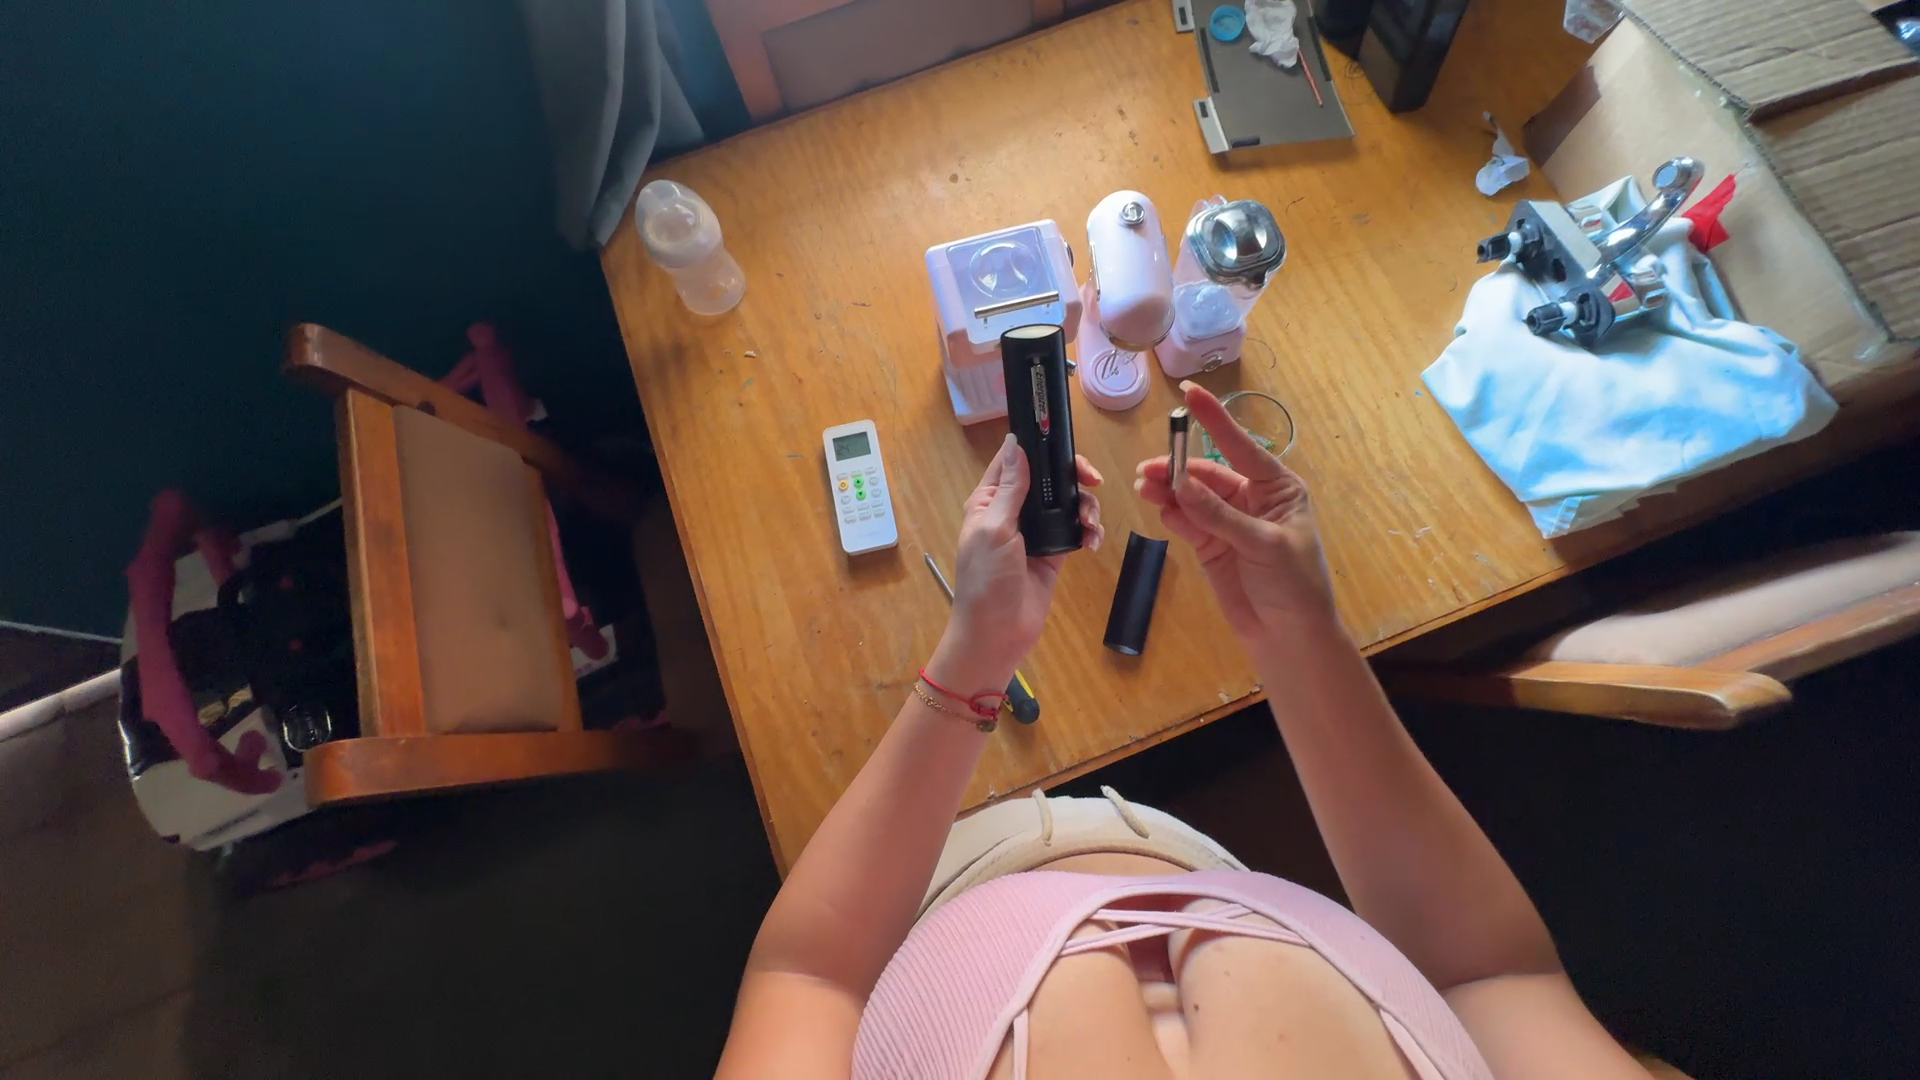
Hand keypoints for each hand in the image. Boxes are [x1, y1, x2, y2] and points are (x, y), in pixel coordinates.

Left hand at [929, 434, 1103, 692]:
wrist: (997, 634)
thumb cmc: (987, 579)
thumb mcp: (995, 528)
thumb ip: (1011, 487)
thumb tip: (1015, 443)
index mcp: (990, 500)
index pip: (1014, 460)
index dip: (1038, 445)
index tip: (1063, 439)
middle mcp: (1013, 511)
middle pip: (1048, 478)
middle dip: (1073, 475)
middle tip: (1093, 480)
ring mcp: (1036, 532)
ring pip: (1067, 503)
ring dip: (1085, 506)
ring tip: (1089, 523)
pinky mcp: (1055, 552)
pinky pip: (1077, 530)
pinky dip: (1089, 531)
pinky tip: (1093, 541)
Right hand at [1134, 381, 1335, 650]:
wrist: (1289, 636)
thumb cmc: (1293, 584)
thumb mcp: (1263, 544)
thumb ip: (1220, 516)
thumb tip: (1181, 485)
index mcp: (1276, 487)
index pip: (1240, 446)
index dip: (1214, 419)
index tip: (1189, 394)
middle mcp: (1250, 498)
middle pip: (1206, 473)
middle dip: (1178, 468)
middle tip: (1148, 470)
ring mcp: (1226, 522)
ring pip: (1190, 497)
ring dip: (1168, 490)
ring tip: (1144, 488)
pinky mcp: (1209, 546)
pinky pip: (1185, 522)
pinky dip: (1171, 514)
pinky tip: (1159, 509)